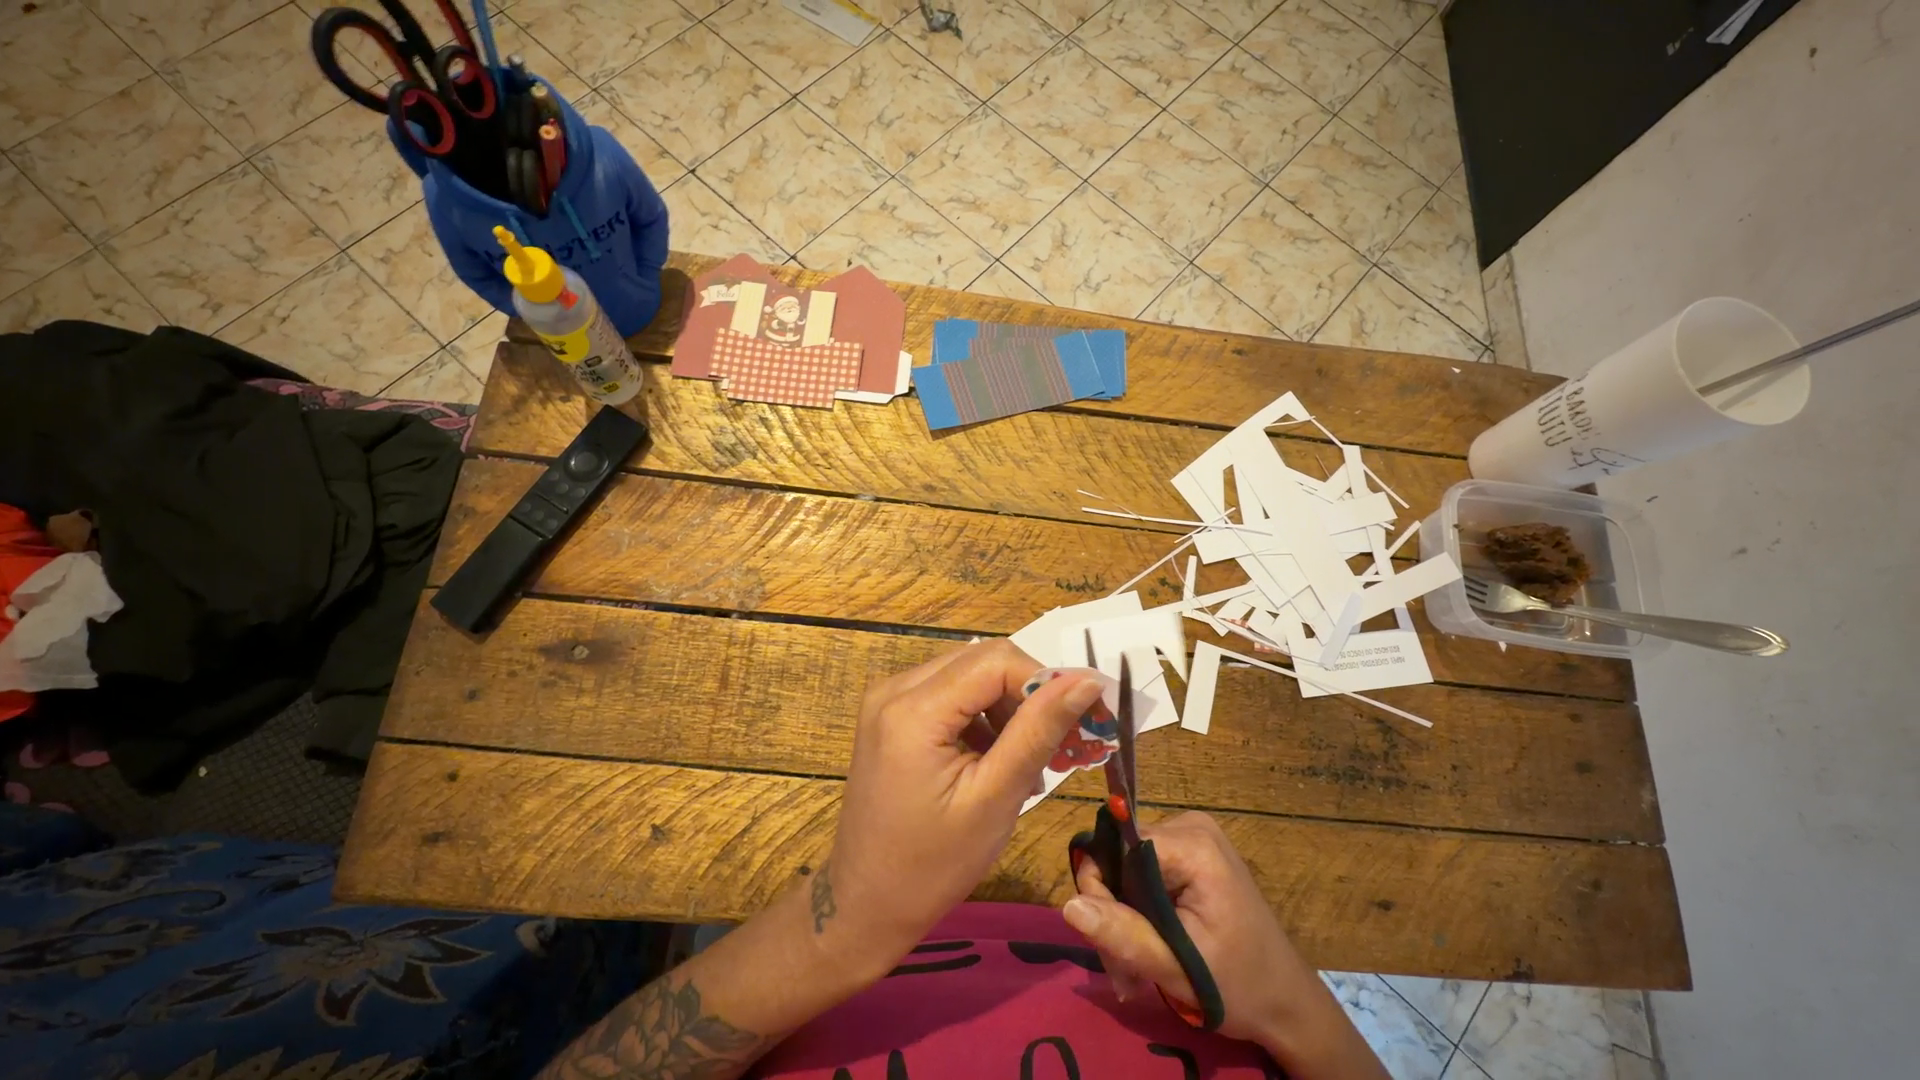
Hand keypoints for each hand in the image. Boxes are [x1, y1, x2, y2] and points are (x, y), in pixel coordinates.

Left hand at [822, 640, 1102, 967]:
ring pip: (969, 676)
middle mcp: (894, 689)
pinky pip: (950, 696)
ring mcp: (888, 701)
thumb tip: (1085, 682)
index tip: (1088, 716)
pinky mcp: (891, 717)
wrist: (867, 902)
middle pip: (982, 662)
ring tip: (1033, 763)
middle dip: (1031, 694)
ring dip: (1010, 708)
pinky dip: (983, 718)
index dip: (1048, 679)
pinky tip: (1000, 761)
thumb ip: (1038, 732)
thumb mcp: (995, 798)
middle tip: (1068, 742)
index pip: (997, 661)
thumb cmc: (933, 864)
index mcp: (913, 710)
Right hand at [1061, 811, 1323, 1047]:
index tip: (1111, 948)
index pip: (1115, 849)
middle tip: (1125, 971)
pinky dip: (1140, 911)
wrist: (1287, 1002)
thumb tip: (1069, 905)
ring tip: (1135, 969)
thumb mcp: (1176, 967)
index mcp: (1192, 845)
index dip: (1101, 894)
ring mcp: (1193, 837)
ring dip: (1123, 918)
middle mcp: (1190, 827)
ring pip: (1126, 868)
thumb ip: (1123, 934)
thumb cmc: (1239, 986)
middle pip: (1119, 859)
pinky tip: (1150, 947)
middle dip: (1113, 915)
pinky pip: (1144, 871)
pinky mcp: (1192, 852)